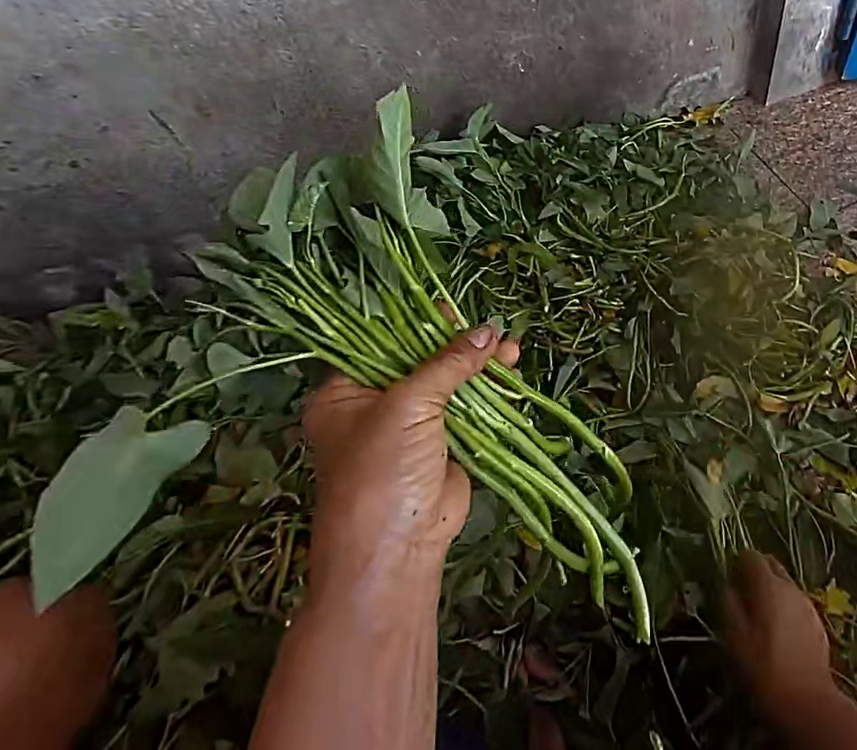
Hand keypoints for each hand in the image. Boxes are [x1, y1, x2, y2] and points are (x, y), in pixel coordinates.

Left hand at [303, 323, 519, 584]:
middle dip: (457, 344)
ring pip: (450, 383)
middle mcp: (376, 404)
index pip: (382, 343)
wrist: (398, 548)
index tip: (449, 308)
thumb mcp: (407, 406)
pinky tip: (509, 369)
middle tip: (487, 327)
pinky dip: (489, 390)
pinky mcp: (444, 442)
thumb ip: (448, 363)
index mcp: (346, 392)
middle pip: (421, 360)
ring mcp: (412, 425)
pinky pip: (469, 407)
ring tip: (509, 347)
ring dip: (480, 365)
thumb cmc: (381, 470)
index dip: (417, 324)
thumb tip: (487, 330)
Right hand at [723, 551, 839, 714]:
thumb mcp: (735, 637)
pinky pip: (796, 603)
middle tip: (742, 591)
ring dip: (771, 589)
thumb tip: (728, 587)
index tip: (729, 576)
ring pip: (785, 584)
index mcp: (769, 585)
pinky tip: (779, 629)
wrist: (807, 701)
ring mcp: (807, 604)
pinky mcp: (817, 622)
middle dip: (756, 570)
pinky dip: (785, 606)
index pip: (752, 556)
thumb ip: (729, 604)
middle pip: (772, 565)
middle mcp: (790, 587)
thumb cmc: (765, 668)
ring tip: (759, 613)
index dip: (738, 561)